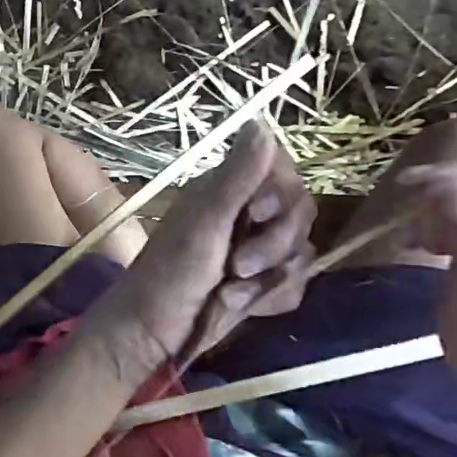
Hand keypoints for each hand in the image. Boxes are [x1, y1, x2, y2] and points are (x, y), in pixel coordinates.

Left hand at [88, 122, 315, 365]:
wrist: (155, 338)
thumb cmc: (171, 274)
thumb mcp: (206, 221)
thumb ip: (238, 175)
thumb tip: (260, 118)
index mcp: (229, 188)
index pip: (285, 170)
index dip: (282, 194)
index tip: (258, 213)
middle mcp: (247, 213)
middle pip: (301, 212)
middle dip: (274, 245)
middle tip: (237, 265)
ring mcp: (257, 248)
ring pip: (302, 251)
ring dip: (268, 278)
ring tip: (230, 291)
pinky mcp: (264, 283)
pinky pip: (296, 284)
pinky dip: (271, 299)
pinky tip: (243, 306)